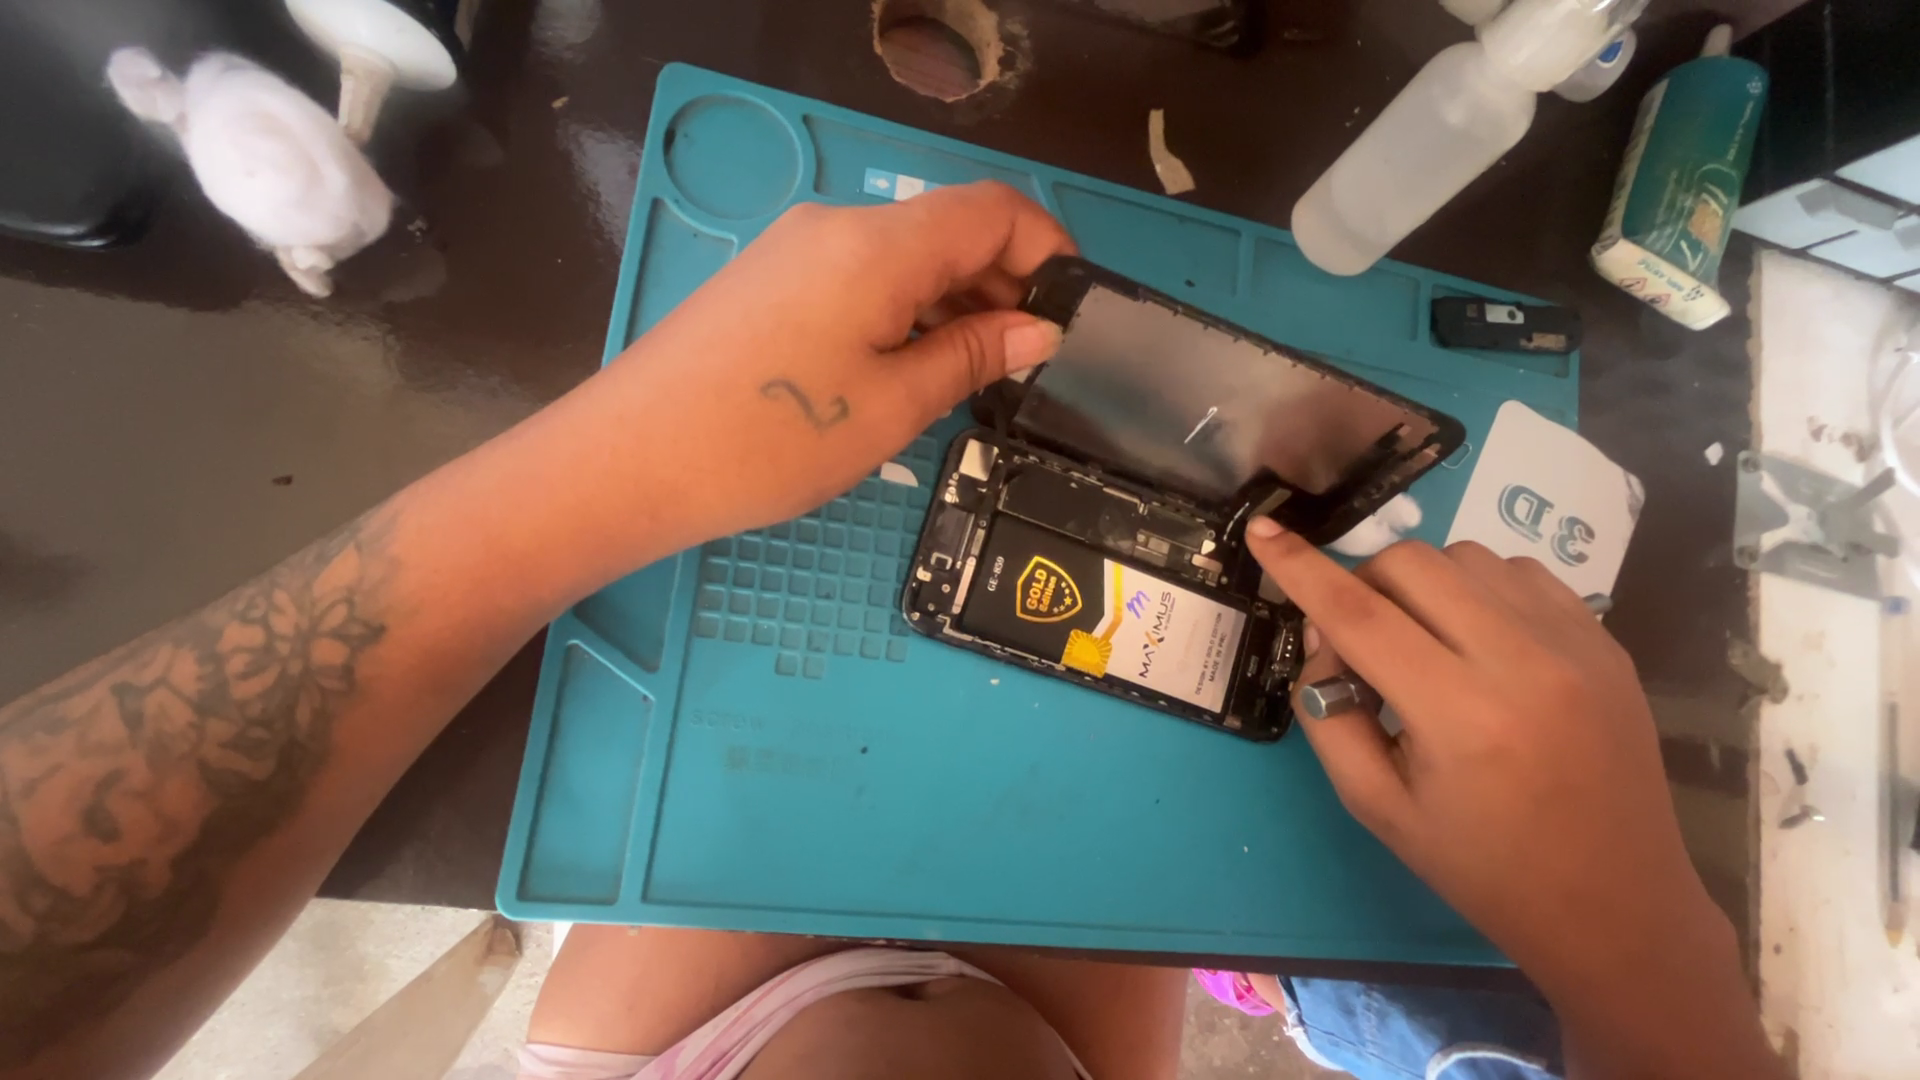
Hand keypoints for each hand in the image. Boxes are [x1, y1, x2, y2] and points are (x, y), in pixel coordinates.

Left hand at [586, 181, 1073, 547]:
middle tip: (1028, 360)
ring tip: (976, 375)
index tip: (1071, 311)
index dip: (1047, 248)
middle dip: (1003, 284)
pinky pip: (861, 279)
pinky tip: (912, 366)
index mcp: (879, 245)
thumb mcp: (892, 405)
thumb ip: (973, 356)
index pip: (993, 209)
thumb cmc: (774, 441)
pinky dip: (905, 312)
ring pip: (905, 258)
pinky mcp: (770, 281)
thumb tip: (1040, 330)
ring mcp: (796, 249)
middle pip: (948, 229)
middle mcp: (837, 226)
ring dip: (954, 303)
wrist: (631, 461)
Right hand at [1244, 522, 1740, 1021]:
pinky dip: (1474, 588)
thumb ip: (1326, 711)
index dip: (1300, 566)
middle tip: (1360, 639)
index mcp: (1460, 716)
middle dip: (1363, 584)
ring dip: (1419, 584)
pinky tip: (1475, 638)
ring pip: (1464, 557)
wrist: (1615, 906)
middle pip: (1411, 564)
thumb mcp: (1371, 802)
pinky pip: (1517, 572)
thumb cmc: (1477, 864)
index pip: (1359, 614)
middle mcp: (1525, 663)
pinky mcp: (1607, 642)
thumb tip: (1324, 635)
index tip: (1263, 529)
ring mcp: (1578, 646)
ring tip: (1422, 640)